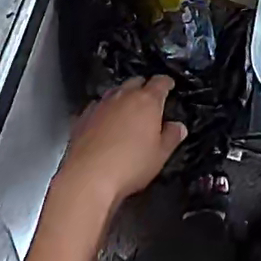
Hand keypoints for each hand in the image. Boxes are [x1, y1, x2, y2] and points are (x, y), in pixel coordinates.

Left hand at [54, 76, 187, 211]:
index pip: (160, 82)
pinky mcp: (81, 117)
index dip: (167, 83)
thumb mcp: (160, 155)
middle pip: (136, 82)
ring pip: (114, 92)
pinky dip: (103, 111)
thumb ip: (172, 137)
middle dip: (144, 88)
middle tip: (149, 101)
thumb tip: (178, 126)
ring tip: (126, 110)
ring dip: (122, 97)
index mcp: (147, 100)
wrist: (87, 178)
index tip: (170, 87)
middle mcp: (124, 96)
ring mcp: (100, 105)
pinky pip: (96, 106)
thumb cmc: (130, 165)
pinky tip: (102, 122)